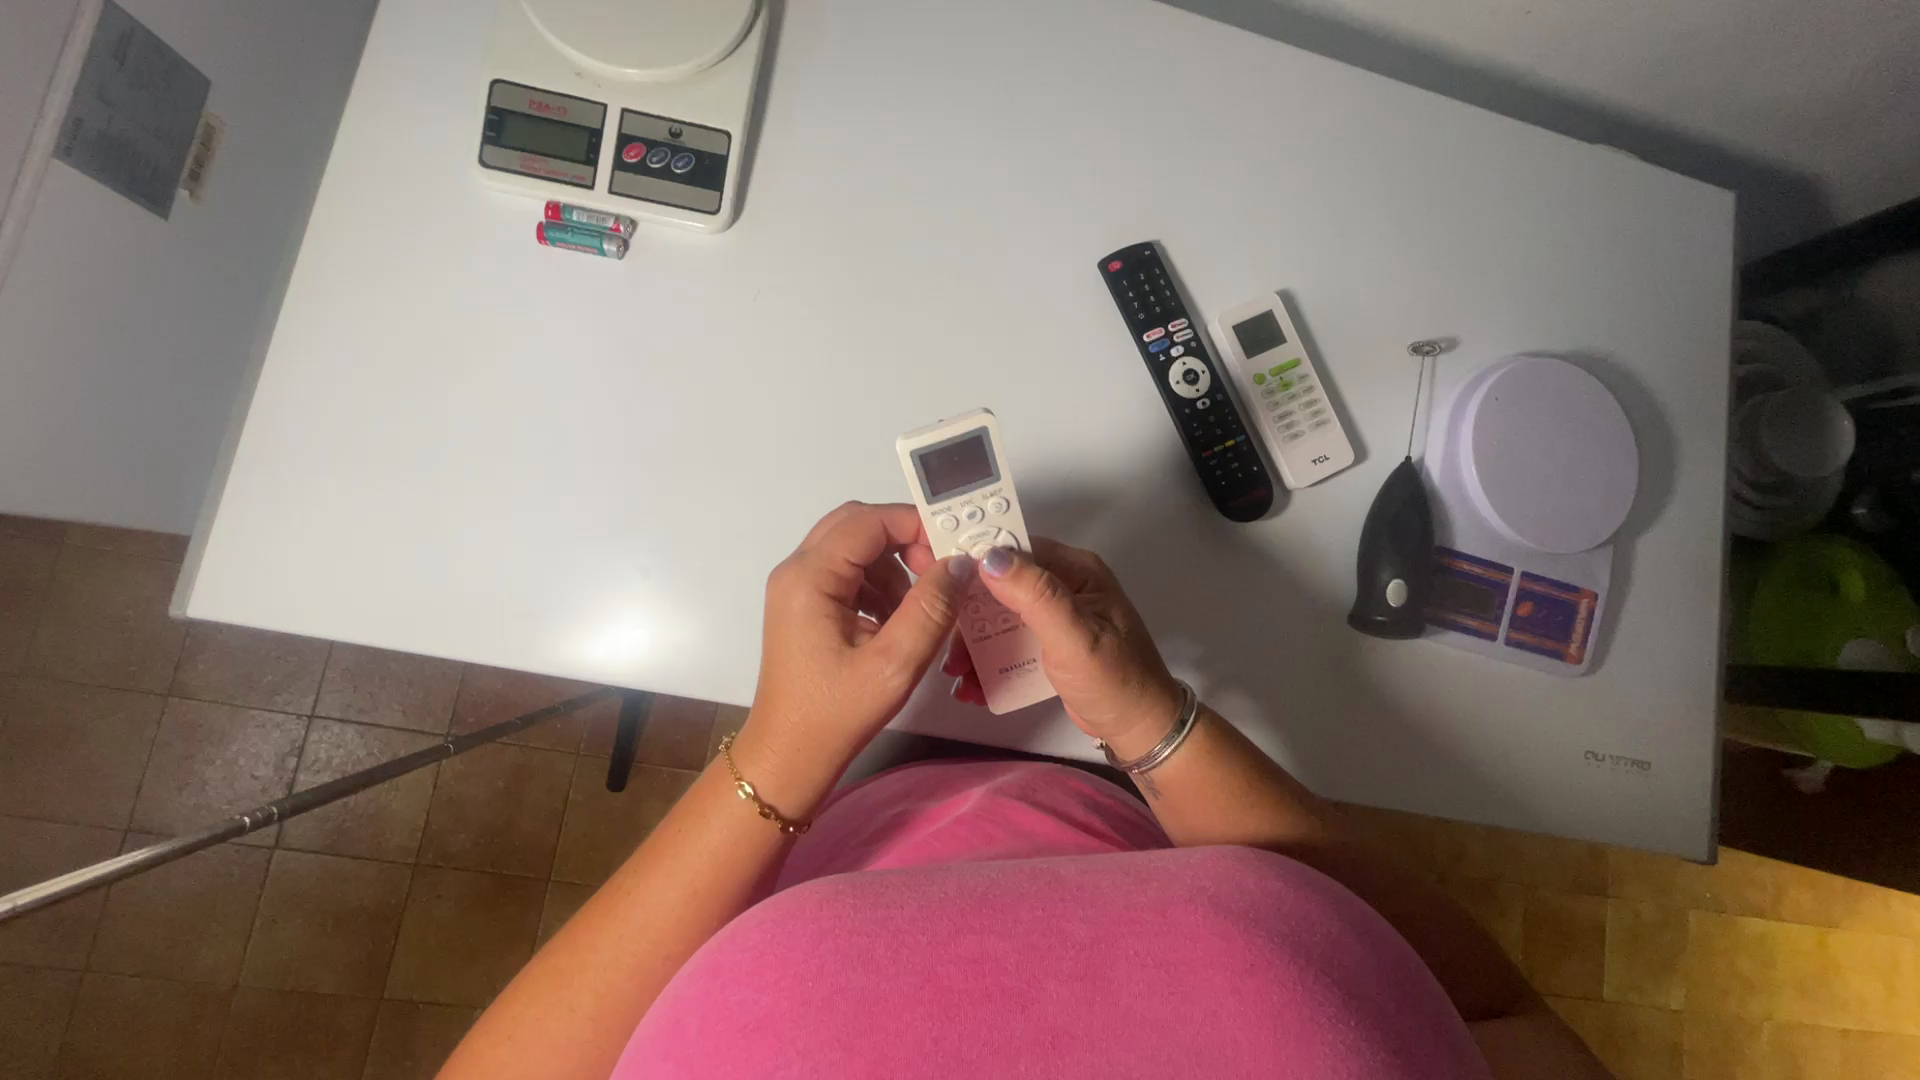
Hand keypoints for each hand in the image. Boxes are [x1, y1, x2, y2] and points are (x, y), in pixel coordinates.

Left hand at [736, 502, 970, 804]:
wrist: (789, 756)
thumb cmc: (836, 714)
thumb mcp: (895, 662)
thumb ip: (932, 607)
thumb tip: (960, 563)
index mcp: (810, 577)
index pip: (868, 520)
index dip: (915, 524)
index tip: (952, 552)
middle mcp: (797, 571)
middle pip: (858, 525)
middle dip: (904, 540)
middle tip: (938, 573)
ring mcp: (797, 588)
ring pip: (854, 549)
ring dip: (893, 566)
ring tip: (918, 608)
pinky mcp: (805, 606)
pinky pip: (847, 574)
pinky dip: (878, 585)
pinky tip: (896, 622)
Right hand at [944, 538, 1182, 754]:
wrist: (1139, 729)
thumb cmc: (1114, 680)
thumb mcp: (1074, 637)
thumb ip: (1035, 596)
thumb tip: (989, 557)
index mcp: (1076, 570)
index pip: (1018, 549)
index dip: (978, 560)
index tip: (939, 579)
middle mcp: (1063, 584)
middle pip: (1001, 584)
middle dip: (970, 613)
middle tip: (946, 641)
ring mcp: (1053, 615)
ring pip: (999, 615)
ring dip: (974, 641)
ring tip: (955, 672)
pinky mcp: (1046, 642)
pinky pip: (1007, 641)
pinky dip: (988, 660)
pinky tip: (971, 684)